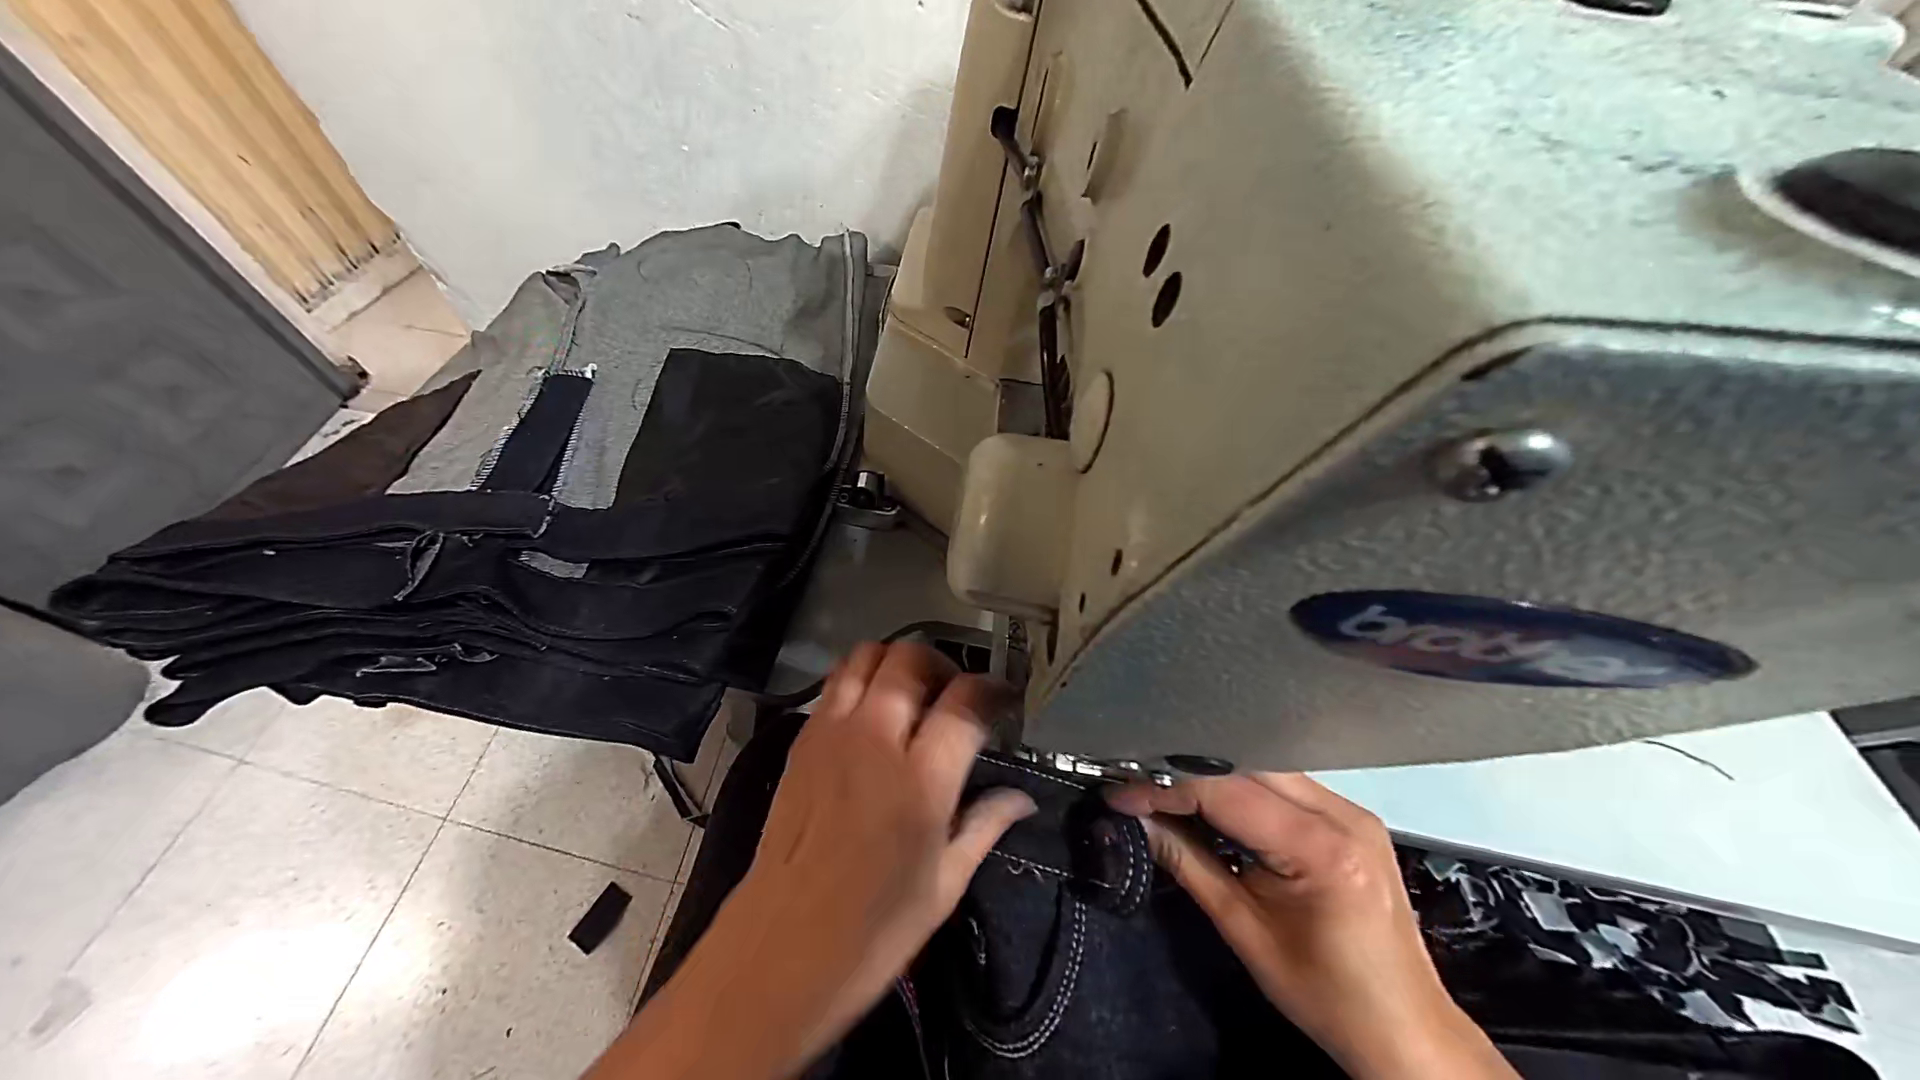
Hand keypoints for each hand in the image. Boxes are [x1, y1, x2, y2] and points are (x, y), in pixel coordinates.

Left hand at [592, 643, 1035, 1079]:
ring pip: (868, 655)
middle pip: (912, 659)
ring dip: (899, 662)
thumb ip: (986, 824)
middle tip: (958, 695)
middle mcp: (877, 738)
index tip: (1005, 699)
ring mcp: (832, 732)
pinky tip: (874, 712)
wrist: (780, 948)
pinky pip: (836, 682)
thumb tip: (1023, 798)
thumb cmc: (874, 929)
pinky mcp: (802, 739)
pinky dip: (863, 678)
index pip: (966, 699)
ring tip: (915, 693)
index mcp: (923, 777)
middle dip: (945, 665)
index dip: (993, 688)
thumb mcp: (946, 883)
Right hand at [1106, 774, 1516, 1079]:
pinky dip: (1241, 788)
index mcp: (1321, 849)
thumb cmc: (1327, 994)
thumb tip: (1138, 821)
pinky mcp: (1352, 818)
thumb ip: (1188, 864)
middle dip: (1185, 773)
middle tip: (1139, 786)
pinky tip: (1213, 802)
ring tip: (1166, 791)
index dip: (1166, 788)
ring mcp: (1353, 812)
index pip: (1225, 791)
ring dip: (1212, 777)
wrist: (1406, 1030)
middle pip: (1245, 767)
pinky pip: (1284, 784)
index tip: (1122, 794)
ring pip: (1264, 768)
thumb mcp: (1244, 930)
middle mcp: (1343, 815)